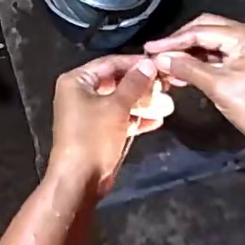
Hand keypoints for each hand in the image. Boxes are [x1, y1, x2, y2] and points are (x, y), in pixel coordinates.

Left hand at [49, 55, 158, 191]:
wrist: (79, 181)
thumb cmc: (93, 136)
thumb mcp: (117, 106)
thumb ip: (134, 83)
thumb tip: (149, 63)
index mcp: (77, 81)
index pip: (110, 63)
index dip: (135, 63)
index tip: (159, 65)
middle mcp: (80, 94)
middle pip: (116, 82)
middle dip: (142, 86)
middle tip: (166, 87)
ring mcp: (88, 114)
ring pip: (120, 102)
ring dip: (143, 104)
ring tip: (167, 105)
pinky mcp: (97, 132)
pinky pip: (119, 119)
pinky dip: (136, 119)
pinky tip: (157, 120)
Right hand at [145, 15, 244, 167]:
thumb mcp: (219, 89)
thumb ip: (188, 69)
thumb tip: (160, 59)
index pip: (201, 30)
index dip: (172, 40)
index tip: (149, 49)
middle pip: (209, 29)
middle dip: (182, 42)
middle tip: (158, 55)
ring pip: (218, 42)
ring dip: (195, 53)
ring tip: (171, 67)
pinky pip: (229, 52)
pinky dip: (210, 61)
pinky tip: (192, 73)